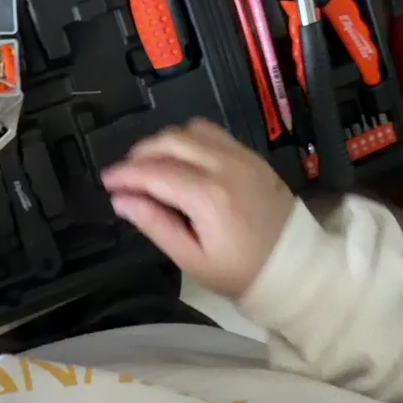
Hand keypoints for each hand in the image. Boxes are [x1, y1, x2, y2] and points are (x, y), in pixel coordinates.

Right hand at [101, 119, 294, 298]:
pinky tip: (181, 158)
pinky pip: (213, 133)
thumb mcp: (192, 260)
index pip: (155, 173)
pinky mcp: (252, 155)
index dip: (125, 174)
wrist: (296, 267)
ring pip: (191, 130)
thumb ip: (155, 225)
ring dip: (164, 141)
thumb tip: (121, 200)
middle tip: (125, 174)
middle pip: (171, 141)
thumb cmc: (240, 272)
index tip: (106, 181)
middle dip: (141, 153)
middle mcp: (225, 166)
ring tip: (151, 164)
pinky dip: (189, 138)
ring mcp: (241, 156)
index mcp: (209, 197)